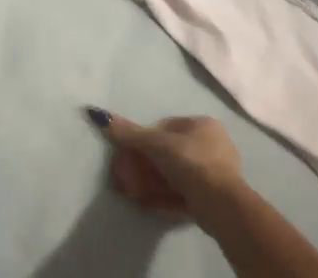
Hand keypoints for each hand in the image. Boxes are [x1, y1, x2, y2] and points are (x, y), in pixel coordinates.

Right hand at [92, 111, 246, 222]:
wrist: (221, 204)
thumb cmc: (190, 162)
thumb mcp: (154, 144)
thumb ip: (128, 132)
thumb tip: (96, 114)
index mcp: (203, 125)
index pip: (166, 127)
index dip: (144, 140)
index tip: (129, 154)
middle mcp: (214, 145)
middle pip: (168, 153)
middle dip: (145, 165)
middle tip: (127, 175)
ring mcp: (217, 173)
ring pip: (175, 175)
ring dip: (151, 182)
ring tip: (132, 192)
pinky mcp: (216, 198)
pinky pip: (184, 191)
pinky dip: (164, 196)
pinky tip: (147, 203)